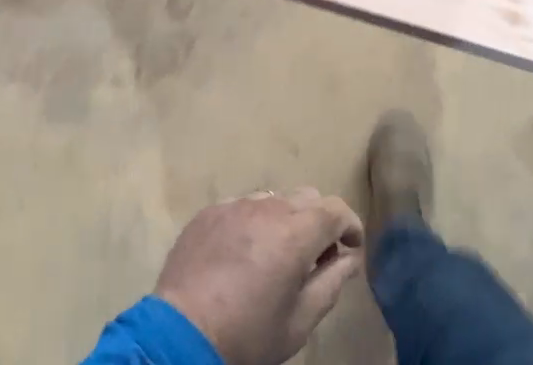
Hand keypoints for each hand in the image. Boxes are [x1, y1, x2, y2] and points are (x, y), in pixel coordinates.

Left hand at [154, 187, 365, 364]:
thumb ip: (332, 282)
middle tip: (315, 255)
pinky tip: (243, 252)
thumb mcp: (300, 320)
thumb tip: (348, 257)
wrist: (181, 334)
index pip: (336, 209)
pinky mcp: (209, 212)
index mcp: (295, 233)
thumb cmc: (248, 334)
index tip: (351, 247)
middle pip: (307, 198)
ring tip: (276, 253)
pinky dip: (253, 222)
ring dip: (285, 219)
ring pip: (274, 198)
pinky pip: (242, 206)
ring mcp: (235, 206)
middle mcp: (267, 208)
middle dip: (320, 221)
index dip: (350, 225)